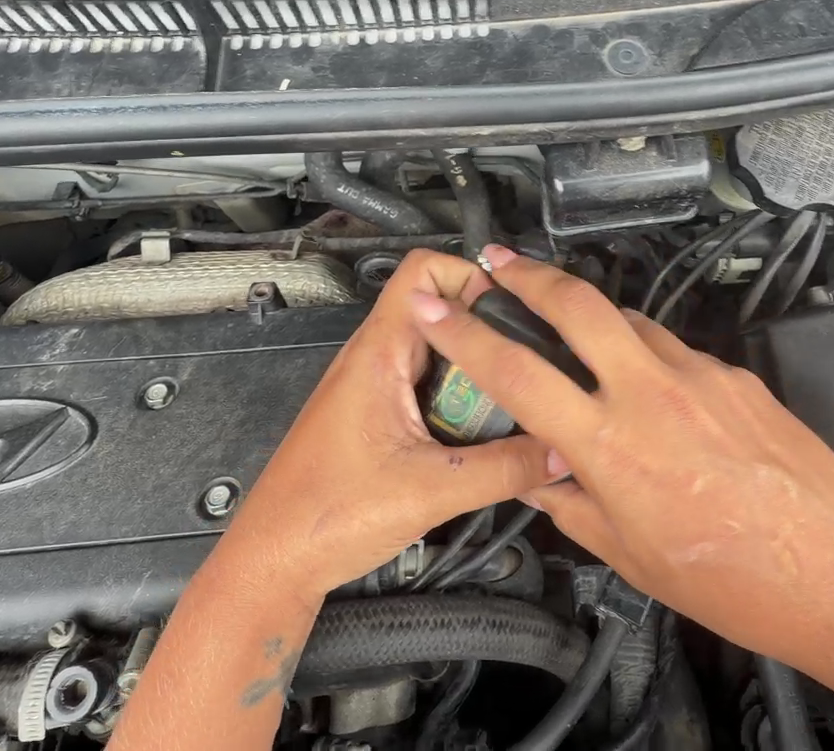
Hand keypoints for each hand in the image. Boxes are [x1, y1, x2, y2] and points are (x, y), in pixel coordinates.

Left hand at [220, 250, 559, 600]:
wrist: (273, 563)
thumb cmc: (327, 518)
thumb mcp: (432, 492)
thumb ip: (505, 470)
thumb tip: (561, 451)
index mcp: (379, 353)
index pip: (426, 270)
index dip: (473, 277)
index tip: (512, 316)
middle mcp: (374, 356)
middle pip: (440, 307)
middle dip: (486, 329)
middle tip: (526, 364)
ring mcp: (374, 383)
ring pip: (438, 347)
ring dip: (475, 367)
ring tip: (512, 398)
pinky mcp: (377, 412)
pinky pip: (428, 381)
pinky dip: (459, 395)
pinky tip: (482, 430)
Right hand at [406, 244, 833, 673]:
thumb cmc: (734, 581)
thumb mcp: (630, 555)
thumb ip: (573, 505)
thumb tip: (540, 478)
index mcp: (612, 445)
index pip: (518, 375)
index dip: (468, 335)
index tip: (438, 309)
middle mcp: (653, 394)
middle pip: (578, 305)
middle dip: (530, 274)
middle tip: (500, 260)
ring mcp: (701, 375)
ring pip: (631, 322)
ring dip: (595, 318)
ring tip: (574, 332)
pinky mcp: (737, 376)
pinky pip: (677, 352)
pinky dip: (650, 359)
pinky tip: (655, 392)